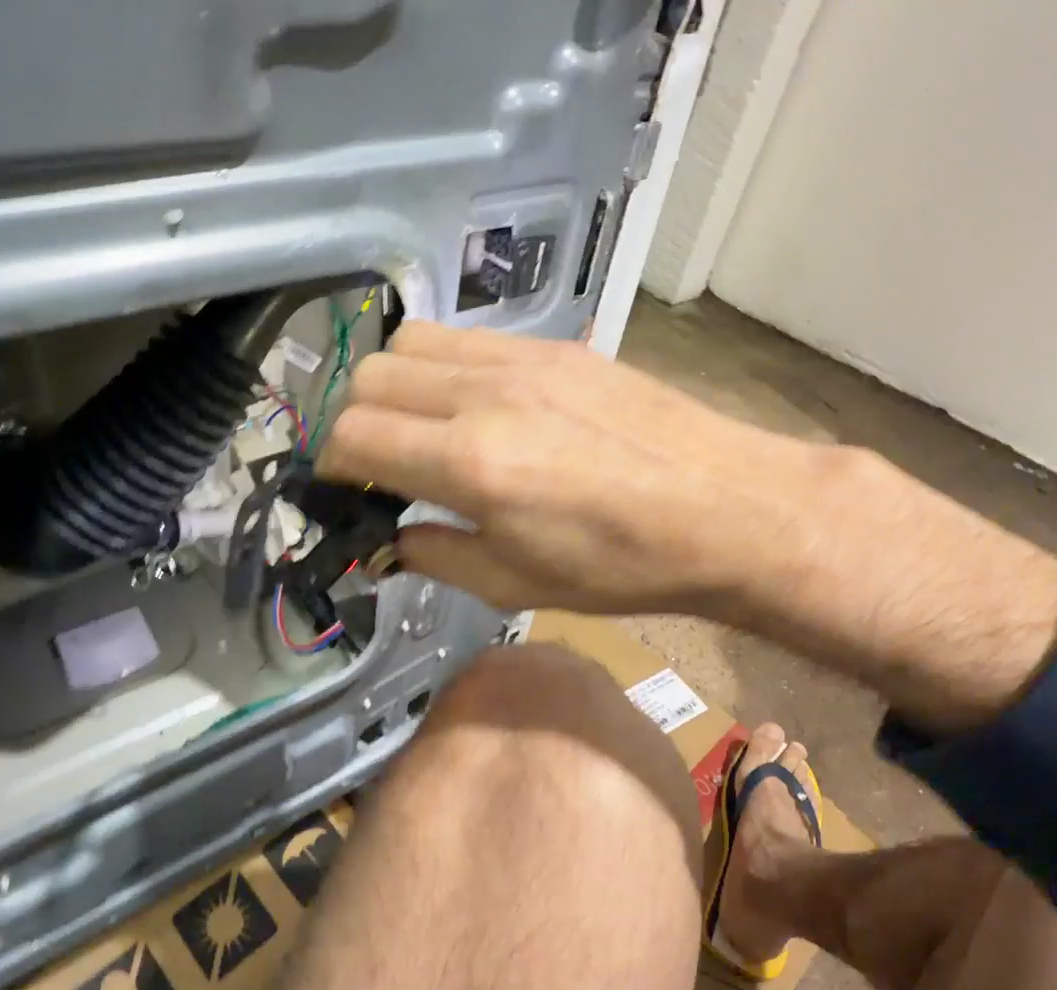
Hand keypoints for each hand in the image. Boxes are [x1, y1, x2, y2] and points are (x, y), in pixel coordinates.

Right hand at [315, 321, 828, 615]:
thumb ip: (433, 556)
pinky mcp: (552, 347)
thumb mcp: (514, 585)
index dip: (332, 465)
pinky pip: (464, 338)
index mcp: (471, 465)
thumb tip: (389, 537)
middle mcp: (484, 396)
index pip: (352, 436)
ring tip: (418, 427)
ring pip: (408, 343)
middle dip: (353, 422)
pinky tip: (470, 406)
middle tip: (378, 463)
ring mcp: (520, 360)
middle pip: (368, 378)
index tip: (345, 488)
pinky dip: (440, 367)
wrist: (724, 509)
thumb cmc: (620, 566)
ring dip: (392, 385)